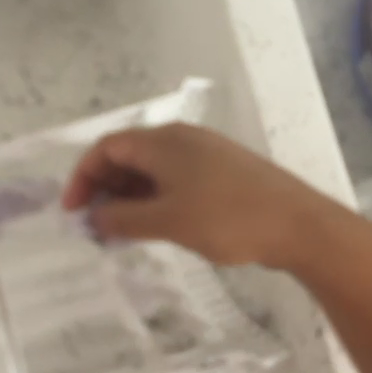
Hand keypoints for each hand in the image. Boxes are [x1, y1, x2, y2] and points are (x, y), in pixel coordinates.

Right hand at [61, 123, 343, 269]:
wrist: (298, 225)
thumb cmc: (227, 219)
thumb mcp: (168, 221)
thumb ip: (124, 219)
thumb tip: (94, 218)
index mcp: (164, 142)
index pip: (107, 148)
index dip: (83, 177)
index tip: (73, 213)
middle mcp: (182, 140)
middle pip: (128, 156)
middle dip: (105, 189)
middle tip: (95, 226)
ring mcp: (205, 155)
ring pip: (152, 170)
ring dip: (130, 198)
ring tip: (121, 233)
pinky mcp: (223, 173)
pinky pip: (175, 180)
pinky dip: (156, 200)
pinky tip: (157, 227)